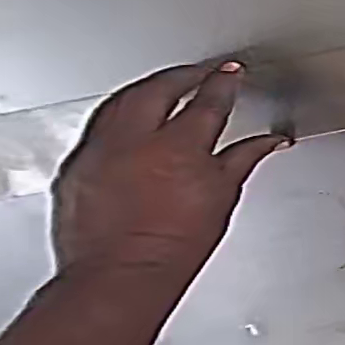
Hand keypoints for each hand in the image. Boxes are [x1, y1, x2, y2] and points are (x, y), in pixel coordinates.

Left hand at [52, 62, 290, 287]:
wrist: (123, 274)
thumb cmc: (175, 245)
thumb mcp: (223, 194)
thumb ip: (244, 157)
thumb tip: (269, 141)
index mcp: (180, 148)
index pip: (208, 100)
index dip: (224, 81)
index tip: (232, 72)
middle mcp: (135, 142)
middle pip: (159, 88)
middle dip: (184, 74)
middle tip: (203, 70)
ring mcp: (99, 152)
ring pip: (121, 101)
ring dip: (148, 87)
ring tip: (166, 83)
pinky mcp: (75, 167)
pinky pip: (97, 126)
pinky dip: (119, 114)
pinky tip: (129, 116)